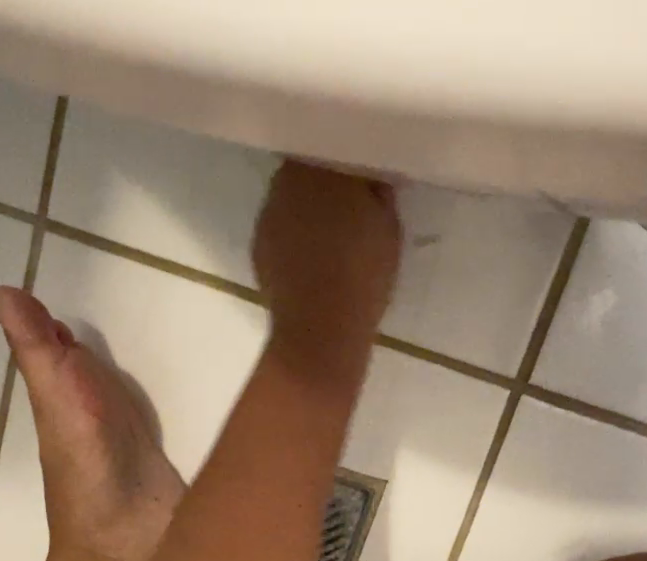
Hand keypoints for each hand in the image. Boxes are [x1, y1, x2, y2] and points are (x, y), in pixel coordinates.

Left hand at [252, 161, 401, 352]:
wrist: (320, 329)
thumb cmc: (363, 276)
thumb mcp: (388, 229)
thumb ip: (379, 194)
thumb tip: (372, 179)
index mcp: (324, 168)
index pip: (335, 145)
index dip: (351, 160)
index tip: (366, 178)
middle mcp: (287, 181)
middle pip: (307, 169)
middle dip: (327, 182)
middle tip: (351, 205)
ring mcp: (267, 213)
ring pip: (290, 197)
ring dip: (308, 208)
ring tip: (331, 235)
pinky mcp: (258, 244)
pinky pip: (279, 227)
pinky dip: (293, 236)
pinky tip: (311, 258)